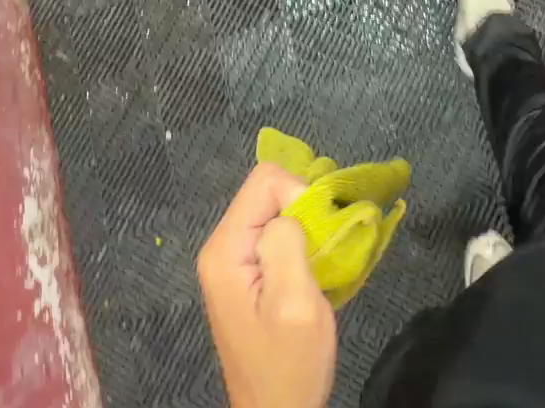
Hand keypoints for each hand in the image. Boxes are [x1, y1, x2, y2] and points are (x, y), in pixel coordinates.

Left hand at [198, 163, 336, 407]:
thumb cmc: (289, 365)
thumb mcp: (294, 304)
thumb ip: (287, 244)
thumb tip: (291, 209)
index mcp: (225, 249)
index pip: (265, 180)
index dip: (300, 196)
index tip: (318, 236)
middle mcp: (222, 246)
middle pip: (267, 191)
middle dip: (303, 210)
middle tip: (322, 250)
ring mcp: (233, 259)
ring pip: (274, 210)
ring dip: (304, 228)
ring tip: (318, 262)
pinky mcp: (247, 271)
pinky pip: (275, 232)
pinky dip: (300, 242)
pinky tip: (310, 270)